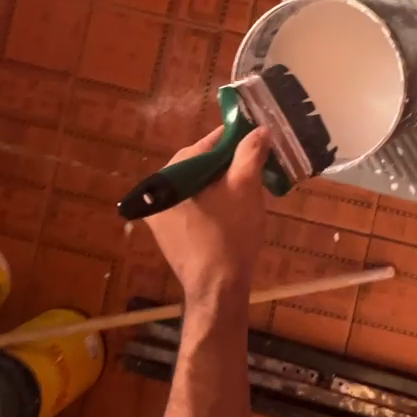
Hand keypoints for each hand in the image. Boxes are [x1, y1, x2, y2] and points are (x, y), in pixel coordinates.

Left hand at [144, 125, 269, 316]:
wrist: (217, 286)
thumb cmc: (231, 233)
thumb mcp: (246, 187)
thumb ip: (250, 152)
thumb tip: (259, 129)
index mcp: (170, 176)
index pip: (205, 144)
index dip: (234, 138)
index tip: (258, 138)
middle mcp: (156, 191)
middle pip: (199, 163)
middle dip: (229, 160)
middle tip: (257, 164)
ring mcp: (159, 213)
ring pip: (196, 183)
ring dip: (221, 179)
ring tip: (248, 185)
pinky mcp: (167, 231)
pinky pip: (191, 202)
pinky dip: (211, 198)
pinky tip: (231, 206)